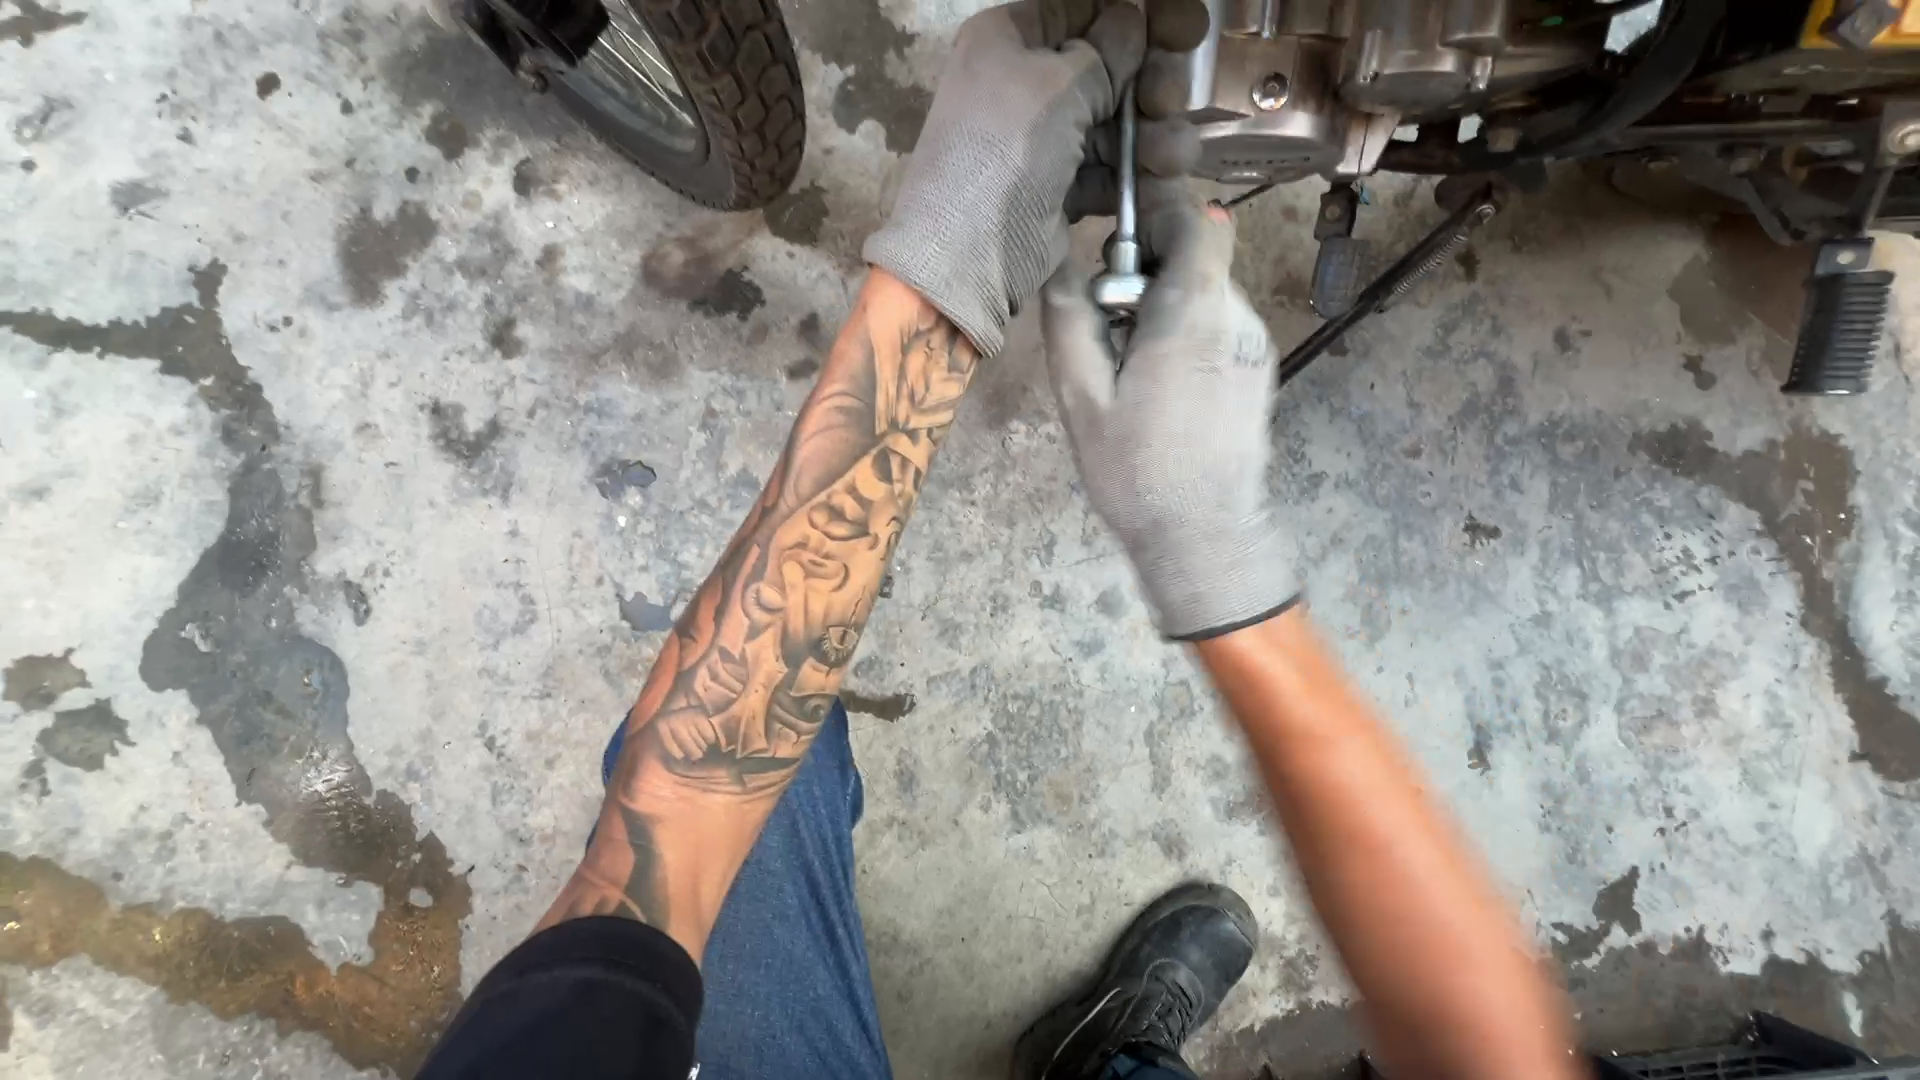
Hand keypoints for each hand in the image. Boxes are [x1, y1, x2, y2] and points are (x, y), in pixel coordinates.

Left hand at [864, 0, 1144, 357]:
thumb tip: (1131, 23)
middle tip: (1170, 97)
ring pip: (1116, 121)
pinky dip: (1136, 175)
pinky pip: (1109, 170)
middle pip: (1108, 66)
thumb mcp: (1056, 85)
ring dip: (1152, 133)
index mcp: (1010, 39)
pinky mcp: (1061, 190)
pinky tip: (1161, 178)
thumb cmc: (1005, 150)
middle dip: (1150, 79)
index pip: (1081, 9)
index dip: (1135, 15)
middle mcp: (1026, 85)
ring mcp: (1045, 141)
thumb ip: (1104, 50)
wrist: (970, 253)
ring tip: (1169, 154)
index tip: (1183, 26)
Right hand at [1041, 183, 1296, 639]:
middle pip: (1197, 260)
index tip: (1118, 257)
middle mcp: (1237, 319)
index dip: (1157, 221)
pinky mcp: (1259, 374)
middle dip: (1149, 278)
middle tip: (1111, 335)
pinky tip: (1166, 392)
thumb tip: (1064, 265)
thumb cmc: (1135, 472)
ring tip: (1136, 373)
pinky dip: (1187, 338)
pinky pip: (1219, 329)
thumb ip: (1070, 320)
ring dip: (1166, 311)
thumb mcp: (1081, 399)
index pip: (1198, 221)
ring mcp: (1254, 348)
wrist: (1203, 536)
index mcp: (1193, 315)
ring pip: (1207, 295)